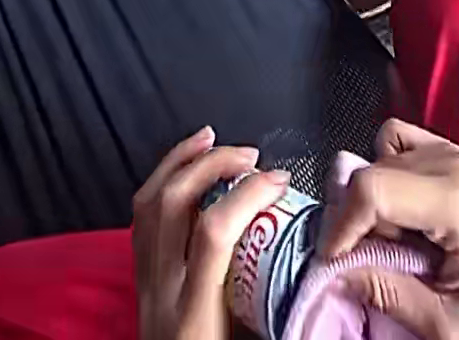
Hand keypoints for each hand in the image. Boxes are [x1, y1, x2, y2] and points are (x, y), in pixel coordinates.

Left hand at [133, 126, 291, 339]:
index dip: (247, 196)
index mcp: (193, 318)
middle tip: (250, 157)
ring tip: (212, 139)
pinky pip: (140, 215)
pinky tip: (183, 166)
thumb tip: (321, 283)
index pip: (213, 234)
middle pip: (174, 205)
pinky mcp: (137, 279)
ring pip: (149, 203)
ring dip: (182, 161)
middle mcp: (160, 293)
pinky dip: (163, 179)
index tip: (279, 181)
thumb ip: (279, 314)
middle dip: (213, 166)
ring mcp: (142, 283)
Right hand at [324, 120, 458, 339]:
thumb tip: (335, 272)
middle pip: (373, 169)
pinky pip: (402, 142)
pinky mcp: (458, 158)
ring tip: (389, 241)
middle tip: (359, 263)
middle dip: (355, 216)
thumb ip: (387, 292)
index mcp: (457, 201)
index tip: (332, 260)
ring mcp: (458, 156)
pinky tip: (403, 213)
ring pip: (382, 152)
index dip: (342, 224)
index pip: (371, 188)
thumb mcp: (452, 330)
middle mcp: (456, 165)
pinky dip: (390, 169)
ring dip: (372, 194)